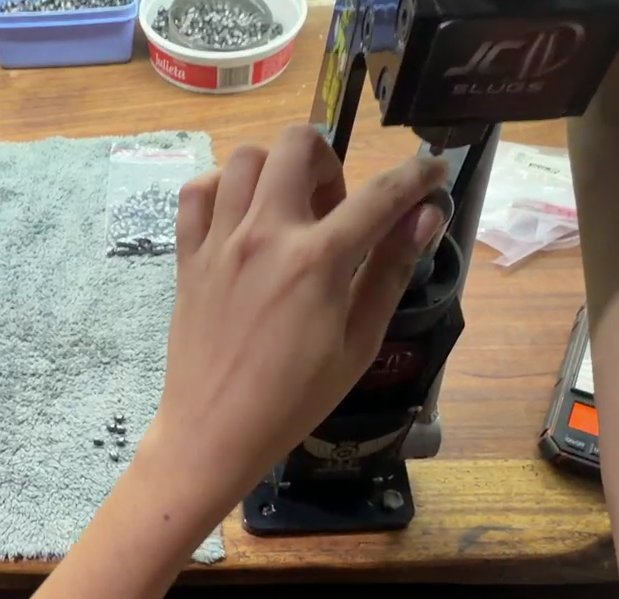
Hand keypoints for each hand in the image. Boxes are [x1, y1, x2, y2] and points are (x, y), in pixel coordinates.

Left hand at [140, 125, 447, 516]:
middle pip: (300, 145)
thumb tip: (425, 216)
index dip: (417, 174)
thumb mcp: (356, 346)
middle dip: (331, 161)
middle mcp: (266, 235)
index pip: (381, 194)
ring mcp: (220, 244)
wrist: (214, 433)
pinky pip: (196, 194)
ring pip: (244, 158)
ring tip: (285, 212)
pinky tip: (237, 217)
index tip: (432, 171)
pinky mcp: (187, 260)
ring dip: (275, 169)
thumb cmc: (293, 402)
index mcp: (317, 261)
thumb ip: (390, 273)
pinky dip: (220, 189)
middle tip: (334, 209)